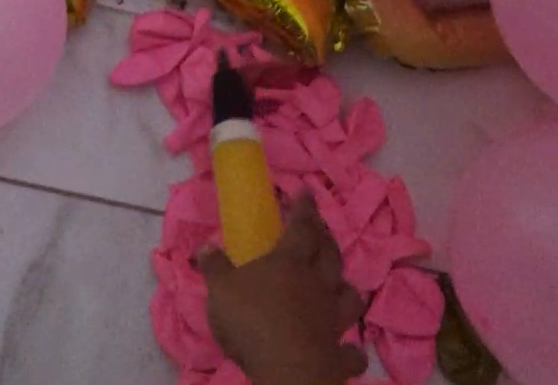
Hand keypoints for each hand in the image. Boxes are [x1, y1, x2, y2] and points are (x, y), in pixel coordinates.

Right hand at [200, 197, 369, 384]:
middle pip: (330, 254)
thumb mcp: (221, 290)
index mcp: (290, 262)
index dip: (305, 207)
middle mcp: (317, 285)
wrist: (288, 373)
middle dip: (326, 237)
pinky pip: (352, 349)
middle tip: (321, 227)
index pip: (302, 226)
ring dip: (346, 286)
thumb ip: (215, 267)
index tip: (307, 190)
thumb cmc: (253, 322)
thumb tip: (205, 246)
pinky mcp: (339, 353)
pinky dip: (352, 347)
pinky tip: (349, 346)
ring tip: (340, 282)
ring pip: (350, 296)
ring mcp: (332, 319)